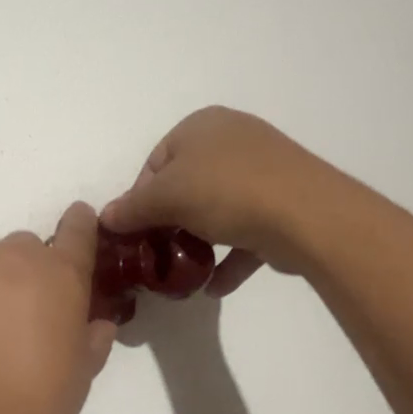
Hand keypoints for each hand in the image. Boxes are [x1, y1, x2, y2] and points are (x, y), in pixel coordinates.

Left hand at [0, 203, 117, 413]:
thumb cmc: (43, 404)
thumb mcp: (84, 369)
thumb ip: (91, 336)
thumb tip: (95, 324)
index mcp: (58, 274)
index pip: (76, 229)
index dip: (79, 226)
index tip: (79, 223)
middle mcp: (9, 261)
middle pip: (22, 248)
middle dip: (28, 271)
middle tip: (26, 315)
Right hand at [101, 107, 342, 294]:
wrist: (306, 214)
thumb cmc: (226, 191)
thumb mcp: (166, 198)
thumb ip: (132, 209)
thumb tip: (105, 217)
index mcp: (202, 126)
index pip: (156, 161)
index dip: (140, 198)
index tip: (136, 232)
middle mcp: (233, 140)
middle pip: (187, 186)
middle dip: (170, 223)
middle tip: (158, 254)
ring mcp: (263, 172)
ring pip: (218, 210)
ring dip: (200, 243)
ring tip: (185, 272)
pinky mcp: (284, 205)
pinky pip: (246, 232)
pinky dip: (230, 258)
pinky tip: (215, 287)